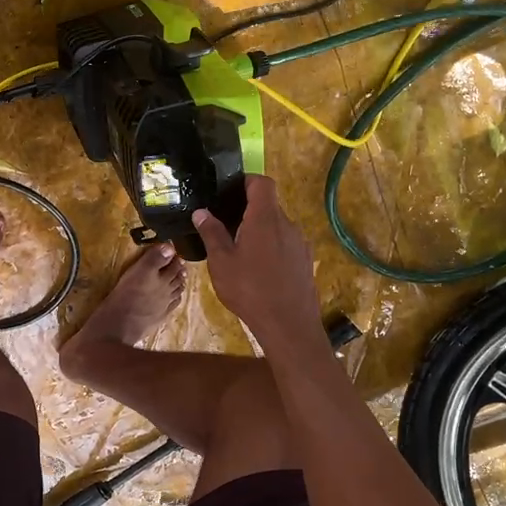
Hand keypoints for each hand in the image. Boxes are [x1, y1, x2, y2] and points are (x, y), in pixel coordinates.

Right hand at [193, 175, 323, 346]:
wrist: (289, 325)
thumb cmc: (250, 289)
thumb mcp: (221, 262)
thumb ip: (212, 233)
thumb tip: (201, 212)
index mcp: (265, 219)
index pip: (262, 183)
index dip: (246, 181)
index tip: (227, 190)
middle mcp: (287, 225)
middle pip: (268, 205)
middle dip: (246, 209)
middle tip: (222, 223)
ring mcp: (299, 244)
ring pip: (276, 225)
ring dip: (258, 229)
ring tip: (237, 247)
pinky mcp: (304, 261)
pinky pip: (284, 242)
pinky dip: (269, 245)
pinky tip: (255, 266)